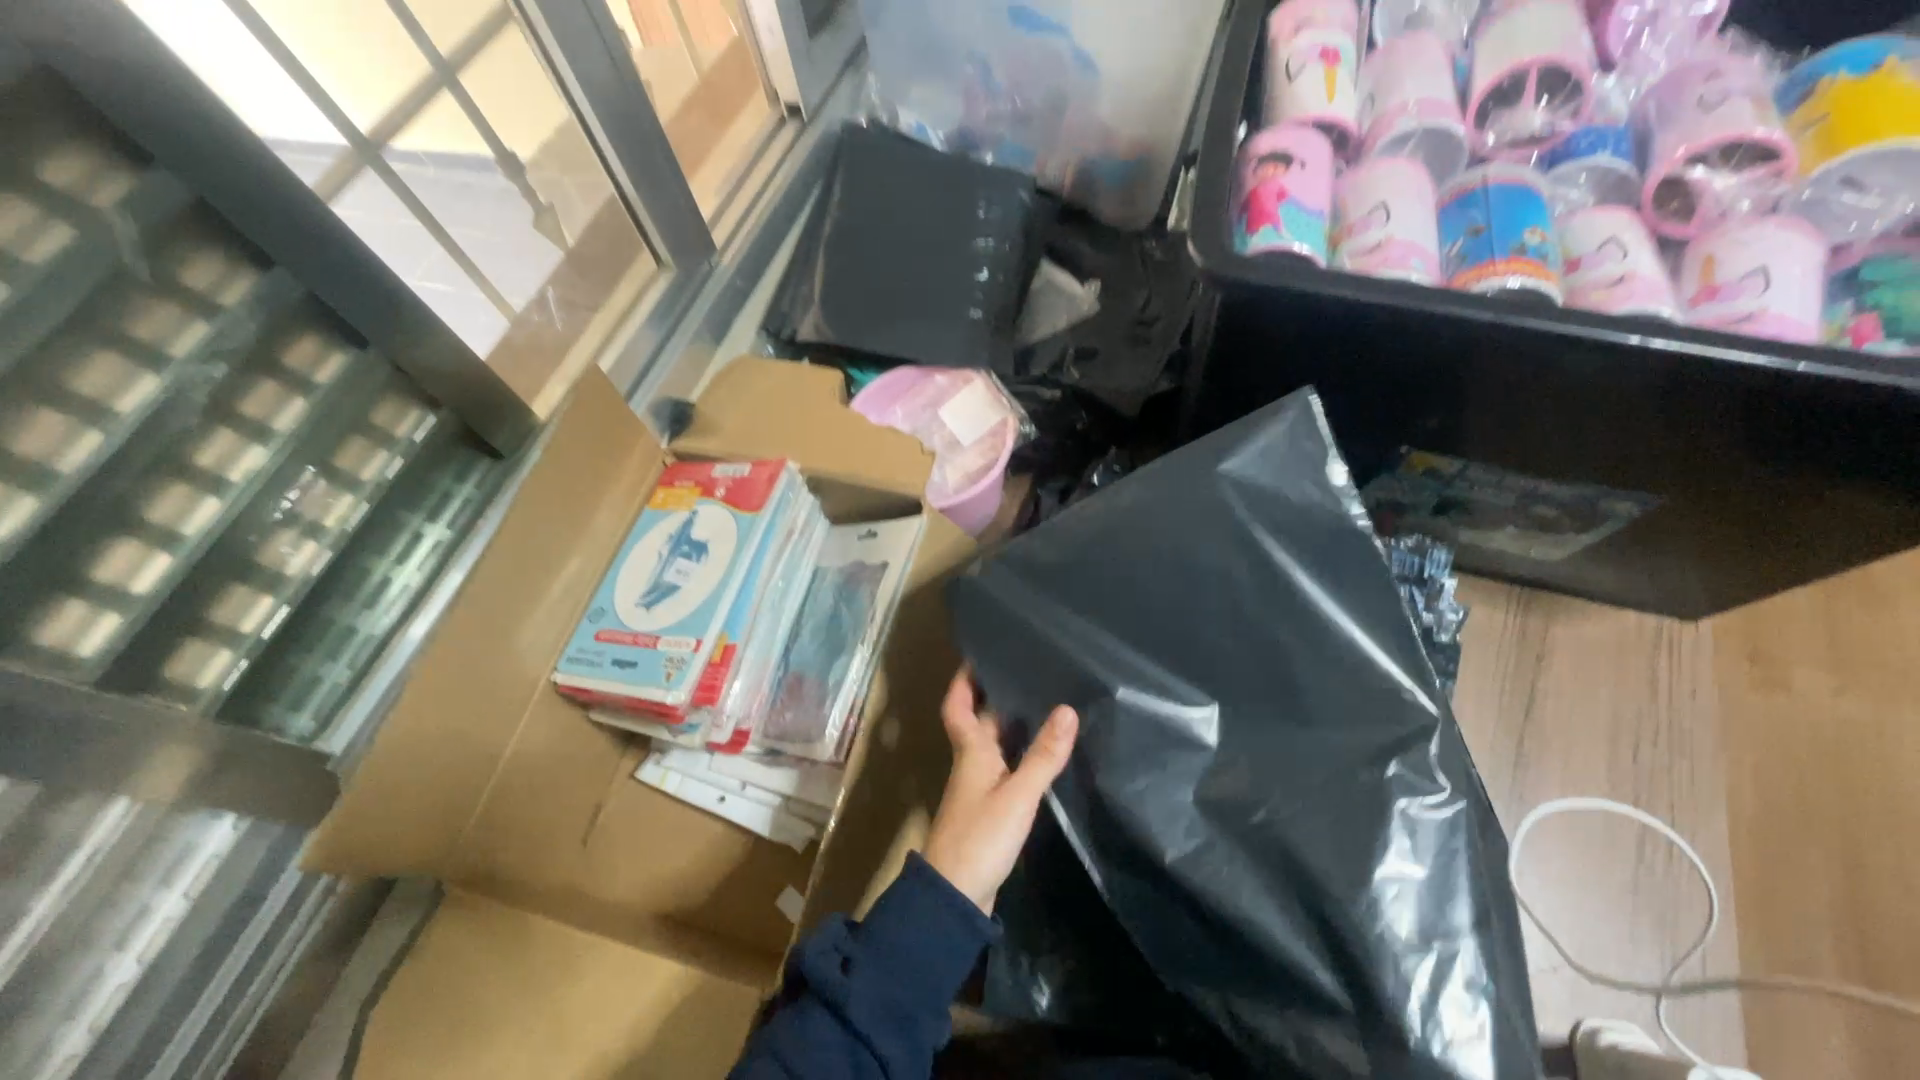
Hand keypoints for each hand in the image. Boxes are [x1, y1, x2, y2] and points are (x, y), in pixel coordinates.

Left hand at [921, 668, 1078, 914]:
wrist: (956, 895)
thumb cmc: (981, 837)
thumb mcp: (1018, 795)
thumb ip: (1043, 756)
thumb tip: (1067, 709)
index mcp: (970, 752)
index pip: (957, 706)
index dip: (963, 681)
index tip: (976, 654)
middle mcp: (971, 764)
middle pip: (980, 722)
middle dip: (997, 697)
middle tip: (1027, 672)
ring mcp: (978, 789)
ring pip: (993, 746)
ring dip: (1011, 725)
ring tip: (1043, 704)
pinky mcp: (988, 811)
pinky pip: (1003, 770)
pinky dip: (1019, 756)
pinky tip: (1041, 756)